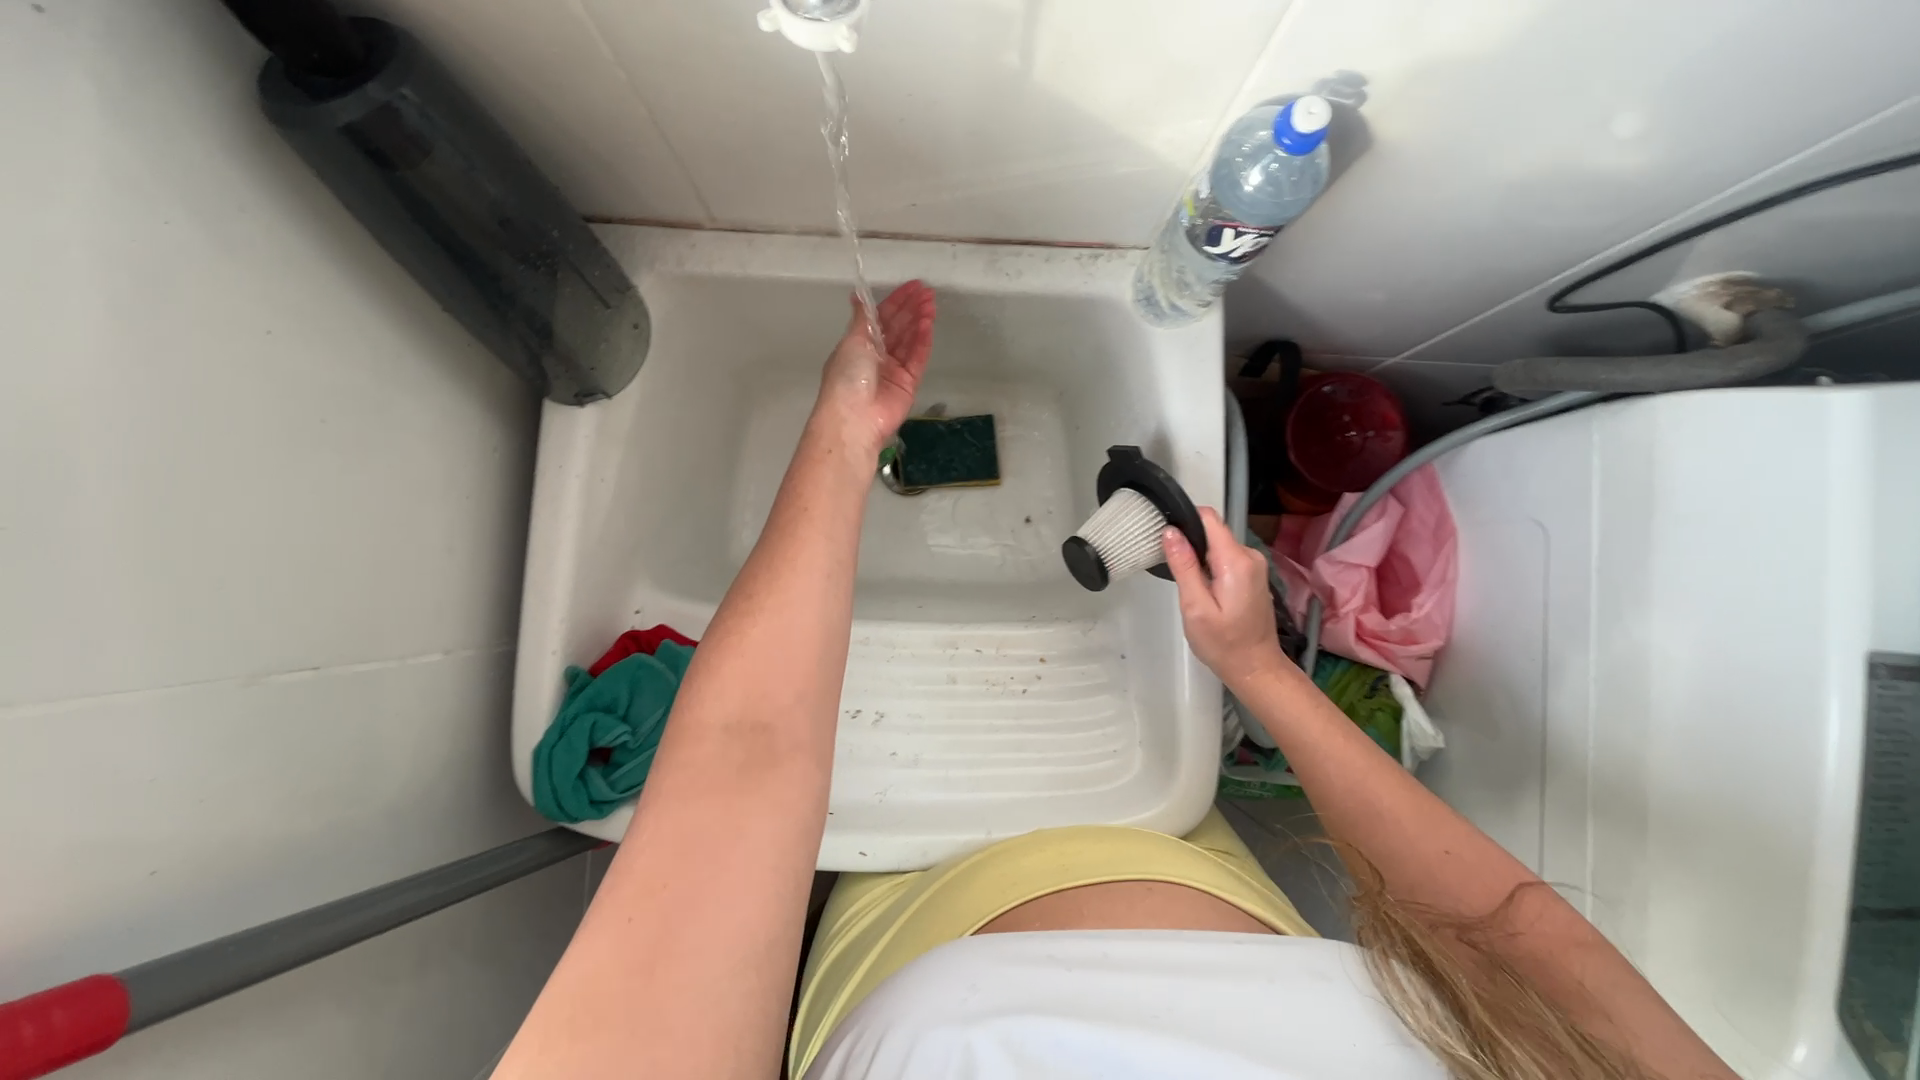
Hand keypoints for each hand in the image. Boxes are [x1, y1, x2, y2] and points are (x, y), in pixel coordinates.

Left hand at [814, 280, 935, 452]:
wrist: (855, 418)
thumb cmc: (847, 376)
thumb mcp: (852, 341)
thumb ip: (862, 319)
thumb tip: (857, 296)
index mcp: (859, 345)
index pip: (880, 318)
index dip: (896, 302)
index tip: (912, 287)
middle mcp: (877, 356)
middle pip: (897, 328)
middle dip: (911, 309)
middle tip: (928, 293)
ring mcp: (894, 370)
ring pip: (909, 340)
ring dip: (919, 321)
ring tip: (931, 305)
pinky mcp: (908, 383)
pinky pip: (917, 357)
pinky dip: (923, 341)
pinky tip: (929, 324)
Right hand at [1163, 507, 1290, 689]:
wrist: (1255, 668)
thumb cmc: (1223, 644)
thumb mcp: (1195, 607)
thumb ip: (1184, 566)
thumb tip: (1170, 532)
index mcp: (1236, 561)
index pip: (1209, 518)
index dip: (1185, 520)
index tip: (1166, 538)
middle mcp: (1250, 555)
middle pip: (1213, 530)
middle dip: (1190, 543)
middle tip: (1172, 569)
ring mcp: (1254, 565)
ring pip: (1218, 544)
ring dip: (1199, 557)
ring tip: (1187, 583)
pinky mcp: (1252, 574)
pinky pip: (1226, 557)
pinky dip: (1210, 565)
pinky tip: (1202, 589)